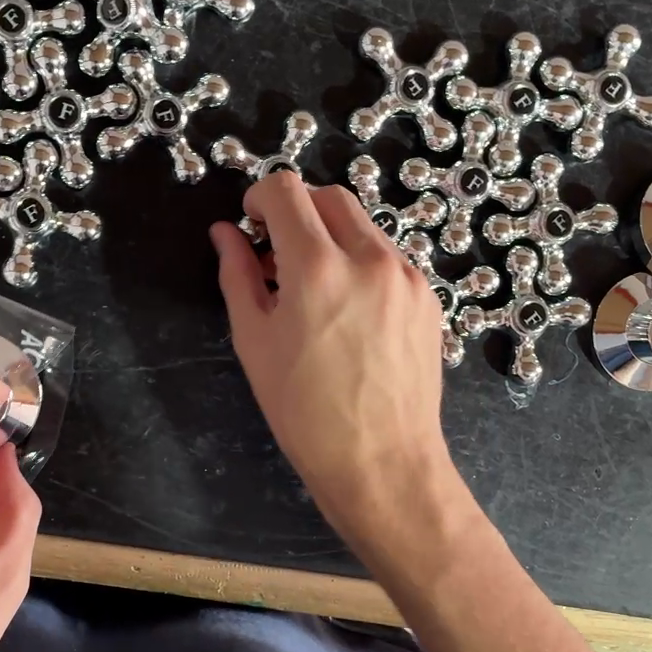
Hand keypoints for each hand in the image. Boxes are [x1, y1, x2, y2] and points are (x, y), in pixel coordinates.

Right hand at [212, 173, 460, 542]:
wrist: (380, 460)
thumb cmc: (303, 412)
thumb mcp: (254, 343)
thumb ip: (237, 276)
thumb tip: (225, 233)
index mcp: (317, 267)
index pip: (286, 190)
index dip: (259, 198)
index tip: (251, 226)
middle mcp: (369, 257)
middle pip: (329, 197)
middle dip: (296, 211)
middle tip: (276, 255)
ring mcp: (406, 275)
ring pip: (362, 225)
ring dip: (330, 237)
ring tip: (313, 290)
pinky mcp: (426, 297)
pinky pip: (387, 258)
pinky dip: (360, 264)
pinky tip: (348, 312)